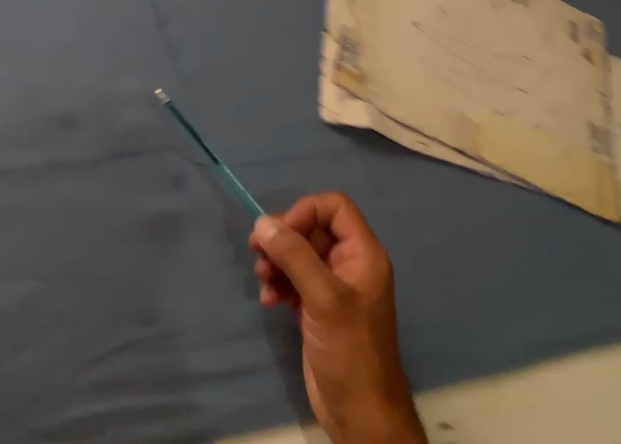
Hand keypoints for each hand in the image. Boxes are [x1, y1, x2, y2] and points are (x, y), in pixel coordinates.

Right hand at [250, 193, 427, 443]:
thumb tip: (262, 222)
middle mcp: (349, 264)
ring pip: (298, 254)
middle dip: (283, 239)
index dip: (305, 212)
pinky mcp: (317, 308)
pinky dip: (278, 284)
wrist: (360, 412)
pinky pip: (293, 279)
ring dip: (276, 262)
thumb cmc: (350, 349)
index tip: (281, 234)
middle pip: (312, 229)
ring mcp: (333, 287)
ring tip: (263, 282)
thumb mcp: (323, 298)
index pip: (334, 207)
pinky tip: (269, 300)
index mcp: (363, 254)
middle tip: (258, 254)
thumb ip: (294, 255)